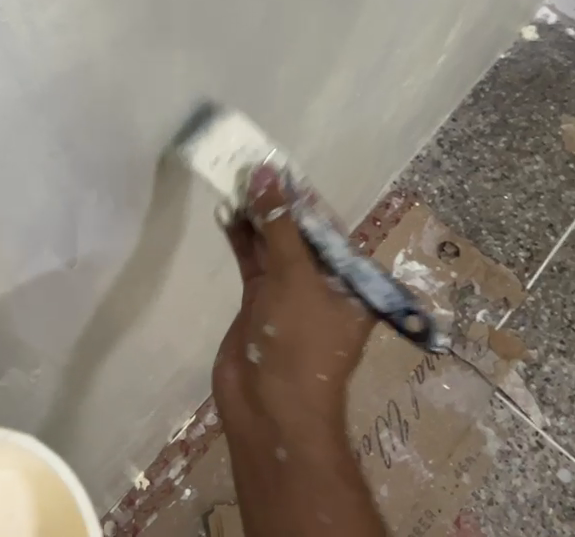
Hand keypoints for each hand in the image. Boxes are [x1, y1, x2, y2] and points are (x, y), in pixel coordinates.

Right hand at [213, 165, 385, 536]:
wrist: (270, 409)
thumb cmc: (299, 342)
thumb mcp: (295, 276)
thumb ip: (277, 223)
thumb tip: (264, 172)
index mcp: (349, 278)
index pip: (326, 224)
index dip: (300, 195)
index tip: (273, 164)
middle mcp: (322, 280)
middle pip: (297, 230)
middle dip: (274, 201)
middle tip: (246, 164)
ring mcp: (289, 290)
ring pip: (271, 242)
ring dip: (254, 215)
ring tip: (232, 180)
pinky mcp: (259, 299)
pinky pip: (251, 259)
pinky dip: (239, 236)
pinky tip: (225, 212)